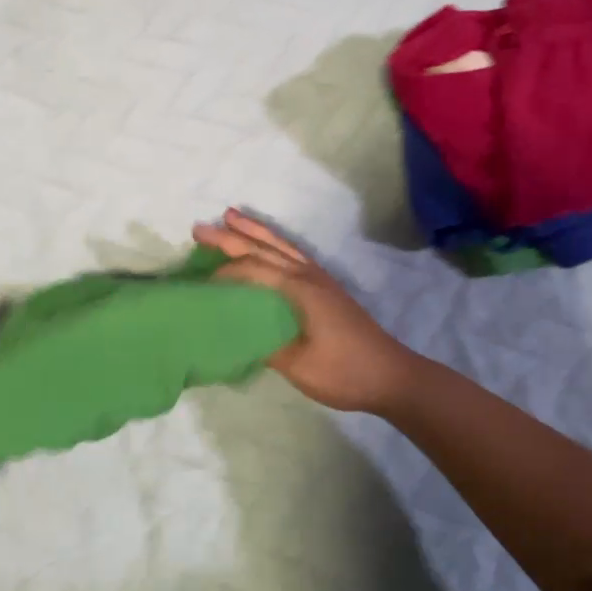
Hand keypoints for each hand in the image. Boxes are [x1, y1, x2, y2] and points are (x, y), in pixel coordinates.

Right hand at [194, 209, 421, 415]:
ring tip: (231, 215)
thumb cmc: (344, 371)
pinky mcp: (325, 287)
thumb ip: (266, 346)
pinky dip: (274, 243)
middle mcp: (308, 275)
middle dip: (231, 236)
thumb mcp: (300, 366)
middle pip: (264, 249)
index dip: (225, 272)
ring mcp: (319, 278)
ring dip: (254, 231)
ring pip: (280, 245)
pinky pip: (292, 254)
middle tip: (199, 228)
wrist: (392, 376)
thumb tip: (235, 333)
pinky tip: (268, 244)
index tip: (200, 281)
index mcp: (300, 289)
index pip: (254, 270)